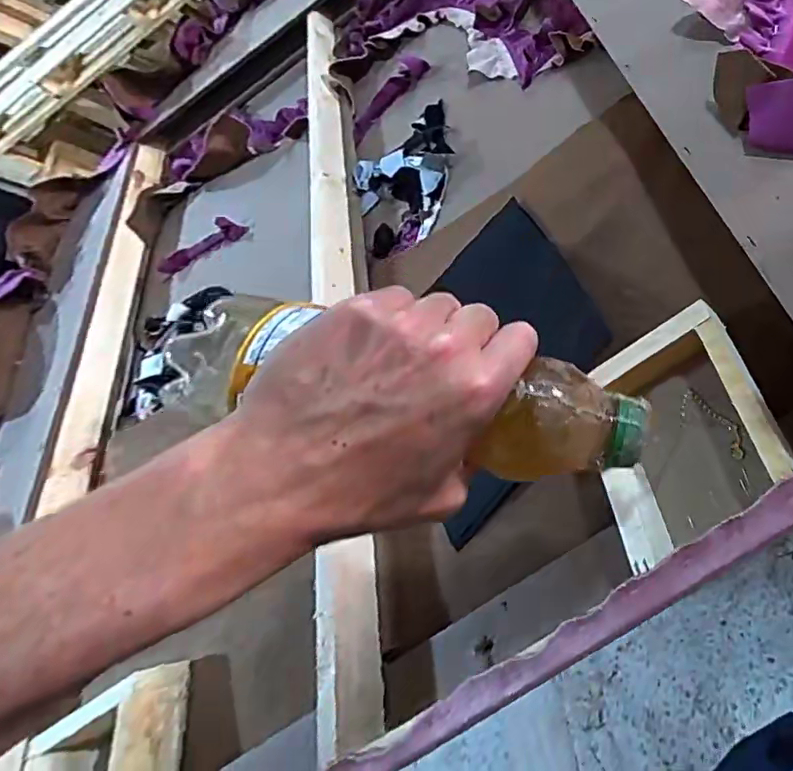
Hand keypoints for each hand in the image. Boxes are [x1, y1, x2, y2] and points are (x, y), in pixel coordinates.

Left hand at [207, 287, 537, 545]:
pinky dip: (389, 317)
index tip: (492, 363)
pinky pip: (394, 299)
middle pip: (481, 315)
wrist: (270, 477)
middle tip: (440, 363)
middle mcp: (447, 346)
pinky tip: (367, 344)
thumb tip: (478, 443)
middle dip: (468, 337)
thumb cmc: (359, 495)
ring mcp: (400, 323)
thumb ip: (475, 459)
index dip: (508, 349)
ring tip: (399, 352)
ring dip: (429, 325)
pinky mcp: (357, 310)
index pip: (522, 335)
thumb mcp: (441, 495)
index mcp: (478, 386)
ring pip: (438, 303)